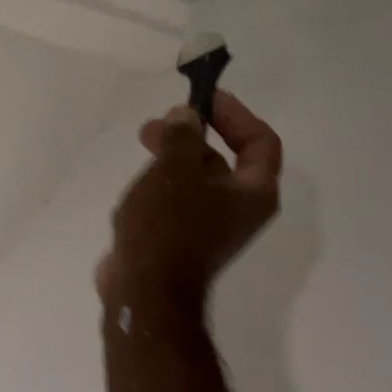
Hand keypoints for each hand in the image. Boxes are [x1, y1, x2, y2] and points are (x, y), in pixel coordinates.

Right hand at [96, 90, 282, 312]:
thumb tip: (186, 117)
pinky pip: (172, 209)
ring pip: (193, 186)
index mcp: (254, 194)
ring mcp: (207, 233)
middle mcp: (238, 214)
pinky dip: (157, 193)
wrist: (144, 292)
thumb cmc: (168, 226)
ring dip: (169, 164)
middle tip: (155, 127)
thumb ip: (182, 136)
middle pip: (222, 163)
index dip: (234, 115)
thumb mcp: (175, 169)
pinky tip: (131, 192)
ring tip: (139, 154)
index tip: (204, 99)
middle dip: (189, 138)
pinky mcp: (178, 248)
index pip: (260, 141)